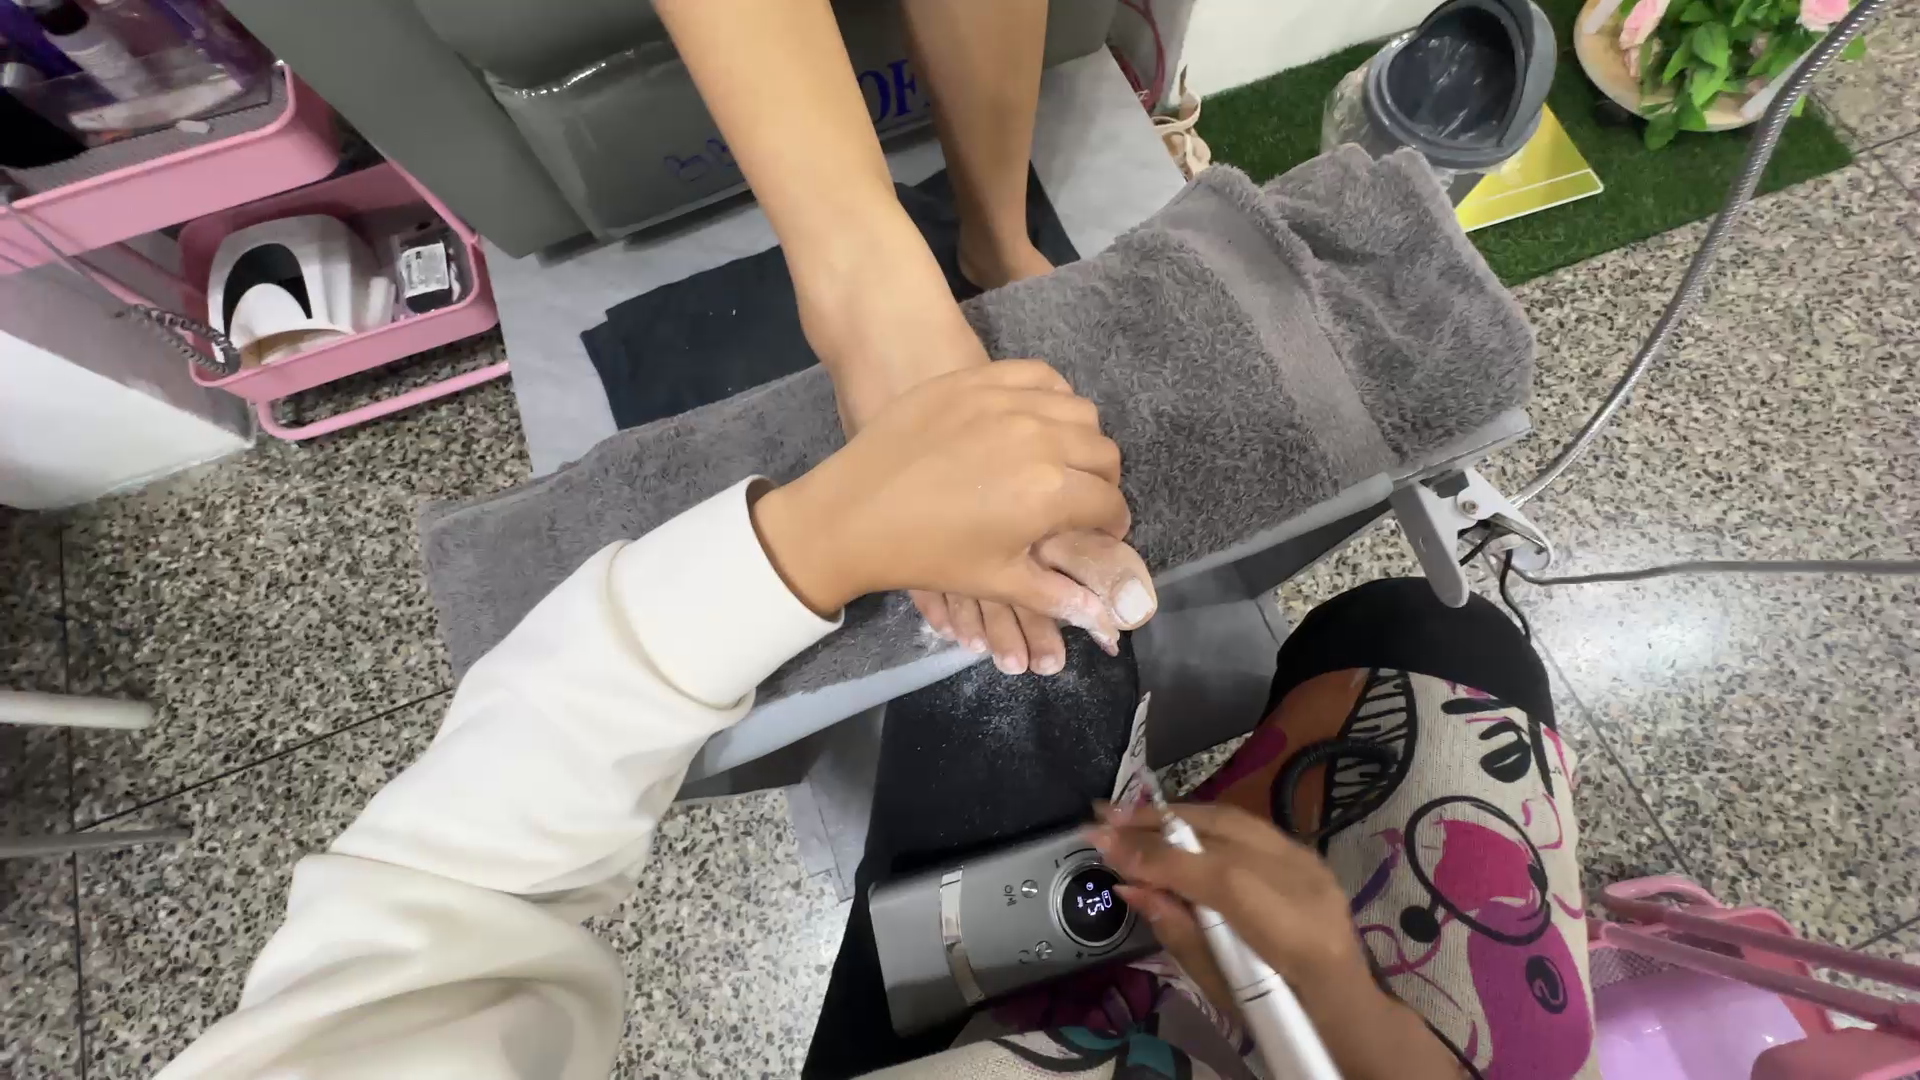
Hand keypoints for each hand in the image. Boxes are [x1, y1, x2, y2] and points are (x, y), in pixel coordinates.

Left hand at [750, 362, 1156, 639]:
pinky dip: (1049, 396)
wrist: (855, 512)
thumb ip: (1058, 596)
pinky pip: (1039, 376)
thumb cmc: (926, 553)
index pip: (1109, 503)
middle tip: (1079, 500)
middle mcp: (1040, 438)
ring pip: (1078, 409)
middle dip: (1102, 482)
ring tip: (1057, 459)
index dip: (1112, 524)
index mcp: (1049, 493)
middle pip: (1104, 452)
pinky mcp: (978, 379)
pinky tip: (1033, 417)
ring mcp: (1007, 401)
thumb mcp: (995, 580)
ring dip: (1080, 438)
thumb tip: (1106, 619)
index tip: (1101, 533)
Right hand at [1089, 801, 1460, 1079]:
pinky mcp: (1301, 852)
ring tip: (1125, 815)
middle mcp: (1306, 884)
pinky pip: (1240, 824)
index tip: (1101, 842)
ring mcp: (1308, 861)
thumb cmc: (1284, 1020)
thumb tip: (1128, 885)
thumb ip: (1178, 932)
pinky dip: (1197, 820)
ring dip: (1173, 813)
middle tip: (1102, 819)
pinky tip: (1167, 822)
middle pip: (1220, 833)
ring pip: (1229, 818)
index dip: (1154, 856)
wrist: (1350, 1014)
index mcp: (1296, 934)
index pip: (1215, 878)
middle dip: (1154, 823)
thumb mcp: (1223, 993)